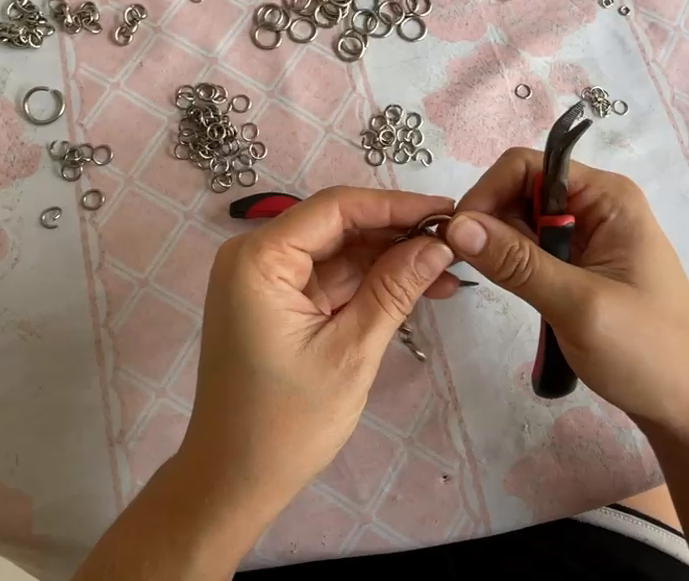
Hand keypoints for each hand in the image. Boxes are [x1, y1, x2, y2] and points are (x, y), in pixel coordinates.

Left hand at [176, 187, 459, 526]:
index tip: (447, 211)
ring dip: (390, 260)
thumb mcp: (350, 353)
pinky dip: (371, 283)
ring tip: (448, 270)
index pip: (336, 209)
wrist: (233, 483)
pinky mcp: (280, 301)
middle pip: (338, 226)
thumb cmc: (286, 423)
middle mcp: (257, 256)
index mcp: (260, 259)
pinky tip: (418, 287)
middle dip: (397, 234)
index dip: (395, 205)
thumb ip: (393, 289)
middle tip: (455, 242)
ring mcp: (268, 279)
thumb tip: (439, 245)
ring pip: (340, 251)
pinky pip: (332, 278)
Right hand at [447, 149, 688, 431]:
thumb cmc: (648, 353)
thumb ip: (517, 263)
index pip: (528, 167)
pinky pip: (531, 248)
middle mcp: (596, 206)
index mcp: (607, 198)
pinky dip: (510, 263)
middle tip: (456, 260)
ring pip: (521, 220)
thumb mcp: (579, 306)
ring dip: (495, 243)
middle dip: (487, 218)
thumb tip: (455, 225)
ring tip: (473, 274)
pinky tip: (500, 284)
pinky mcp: (579, 265)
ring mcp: (588, 236)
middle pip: (520, 190)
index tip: (458, 235)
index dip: (488, 192)